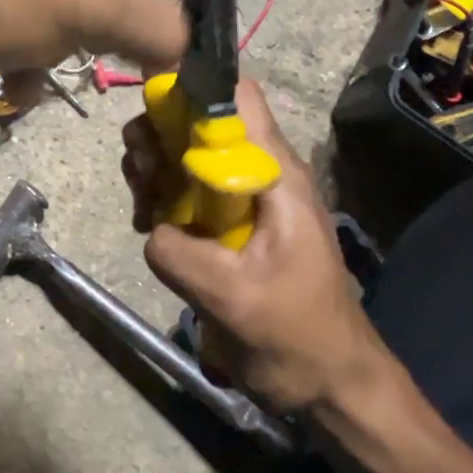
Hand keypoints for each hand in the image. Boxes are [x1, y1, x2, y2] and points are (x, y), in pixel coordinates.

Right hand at [123, 79, 383, 410]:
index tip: (153, 119)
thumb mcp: (232, 297)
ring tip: (143, 206)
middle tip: (141, 176)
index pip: (237, 96)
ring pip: (186, 151)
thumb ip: (179, 253)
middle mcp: (258, 171)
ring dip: (154, 167)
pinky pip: (185, 187)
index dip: (191, 89)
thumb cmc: (296, 334)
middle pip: (199, 119)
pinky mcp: (228, 219)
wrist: (331, 382)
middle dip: (159, 134)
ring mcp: (242, 194)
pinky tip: (151, 227)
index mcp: (274, 173)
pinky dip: (159, 196)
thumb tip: (152, 228)